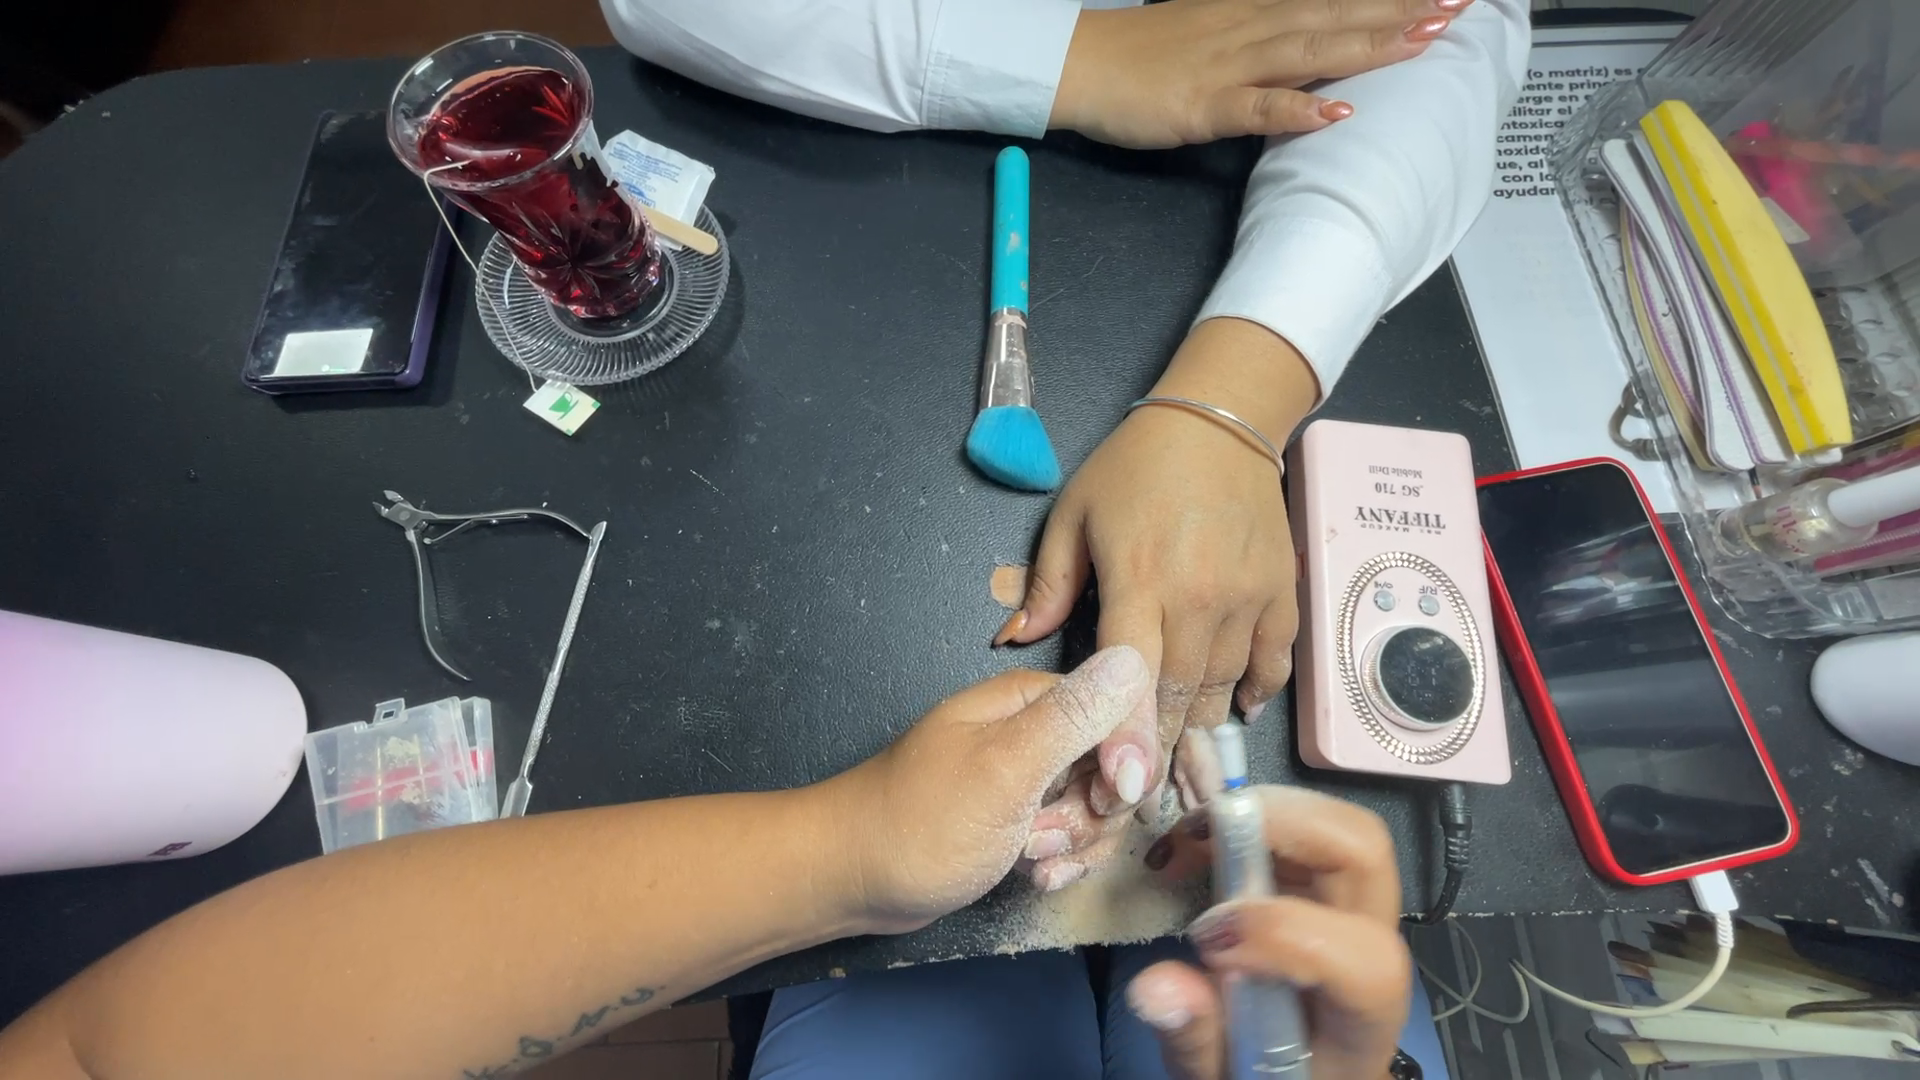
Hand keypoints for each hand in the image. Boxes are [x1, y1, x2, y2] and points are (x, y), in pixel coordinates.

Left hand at [829, 646, 1160, 932]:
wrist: (854, 876)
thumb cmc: (925, 820)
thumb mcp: (1004, 768)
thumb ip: (1072, 718)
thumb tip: (1133, 656)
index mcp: (1031, 699)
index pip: (1118, 706)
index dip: (1128, 755)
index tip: (1110, 798)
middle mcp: (1033, 726)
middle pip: (1112, 762)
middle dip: (1095, 809)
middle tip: (1045, 831)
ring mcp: (1027, 771)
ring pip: (1095, 803)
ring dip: (1076, 839)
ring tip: (1031, 855)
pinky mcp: (1019, 811)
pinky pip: (1070, 829)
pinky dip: (1061, 856)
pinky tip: (1034, 873)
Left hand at [1000, 318, 1316, 786]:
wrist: (1216, 424)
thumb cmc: (1133, 470)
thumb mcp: (1074, 516)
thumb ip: (1047, 583)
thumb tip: (1011, 638)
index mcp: (1139, 580)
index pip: (1128, 674)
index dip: (1122, 735)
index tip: (1118, 790)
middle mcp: (1199, 599)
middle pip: (1179, 694)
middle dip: (1161, 751)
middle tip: (1143, 799)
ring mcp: (1248, 597)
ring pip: (1225, 686)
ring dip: (1201, 730)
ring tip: (1182, 770)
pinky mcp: (1283, 591)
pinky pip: (1273, 660)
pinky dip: (1256, 691)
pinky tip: (1238, 712)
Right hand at [1050, 0, 1469, 147]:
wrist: (1086, 66)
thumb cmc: (1140, 57)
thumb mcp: (1205, 35)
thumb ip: (1250, 42)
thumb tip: (1287, 52)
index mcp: (1251, 13)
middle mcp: (1250, 29)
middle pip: (1335, 14)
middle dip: (1400, 8)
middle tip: (1461, 4)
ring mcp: (1229, 66)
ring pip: (1310, 50)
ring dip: (1368, 44)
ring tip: (1425, 40)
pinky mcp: (1203, 106)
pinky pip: (1257, 107)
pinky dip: (1297, 109)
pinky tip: (1334, 112)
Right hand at [1130, 787, 1410, 1079]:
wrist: (1286, 1068)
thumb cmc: (1261, 1076)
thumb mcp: (1219, 1075)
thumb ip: (1195, 1037)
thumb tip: (1154, 985)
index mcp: (1362, 1020)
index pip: (1365, 962)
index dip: (1284, 933)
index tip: (1205, 940)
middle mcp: (1370, 947)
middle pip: (1363, 853)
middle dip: (1277, 824)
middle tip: (1198, 836)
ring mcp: (1349, 905)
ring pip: (1338, 823)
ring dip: (1259, 810)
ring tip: (1190, 837)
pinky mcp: (1317, 882)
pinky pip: (1305, 822)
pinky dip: (1246, 814)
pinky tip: (1198, 841)